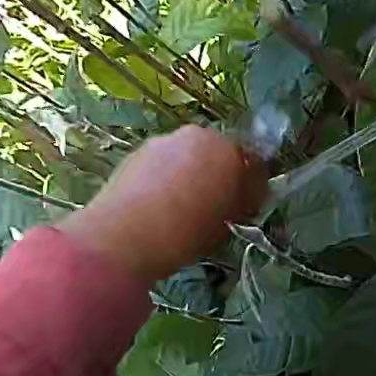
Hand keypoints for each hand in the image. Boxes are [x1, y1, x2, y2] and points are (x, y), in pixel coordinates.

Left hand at [56, 125, 265, 283]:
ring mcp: (163, 141)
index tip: (247, 210)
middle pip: (219, 155)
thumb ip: (235, 207)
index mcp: (228, 152)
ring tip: (185, 208)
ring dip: (192, 175)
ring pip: (188, 158)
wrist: (122, 237)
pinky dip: (167, 178)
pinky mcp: (135, 153)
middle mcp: (197, 137)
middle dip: (221, 176)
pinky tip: (160, 206)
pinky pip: (163, 164)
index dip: (253, 190)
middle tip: (218, 207)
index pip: (253, 167)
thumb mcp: (223, 228)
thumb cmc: (184, 235)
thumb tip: (235, 203)